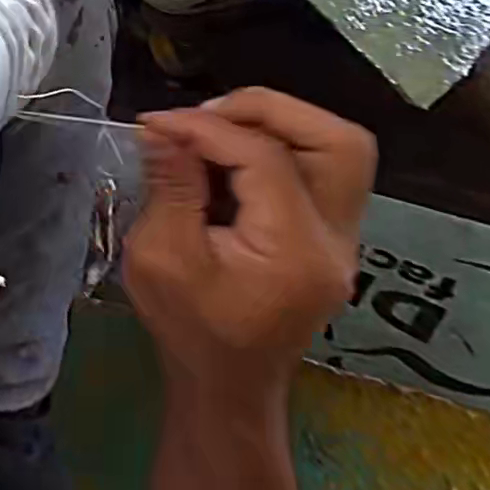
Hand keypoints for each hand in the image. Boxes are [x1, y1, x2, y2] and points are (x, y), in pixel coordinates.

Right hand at [122, 88, 374, 400]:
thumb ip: (170, 187)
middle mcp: (335, 237)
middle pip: (337, 142)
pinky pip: (312, 167)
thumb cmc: (187, 322)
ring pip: (335, 149)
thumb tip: (161, 129)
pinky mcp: (320, 233)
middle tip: (201, 114)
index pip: (266, 157)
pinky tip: (217, 154)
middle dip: (265, 110)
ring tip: (207, 128)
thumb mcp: (161, 254)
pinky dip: (265, 145)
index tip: (152, 123)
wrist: (224, 379)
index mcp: (296, 248)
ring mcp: (337, 235)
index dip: (204, 127)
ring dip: (270, 123)